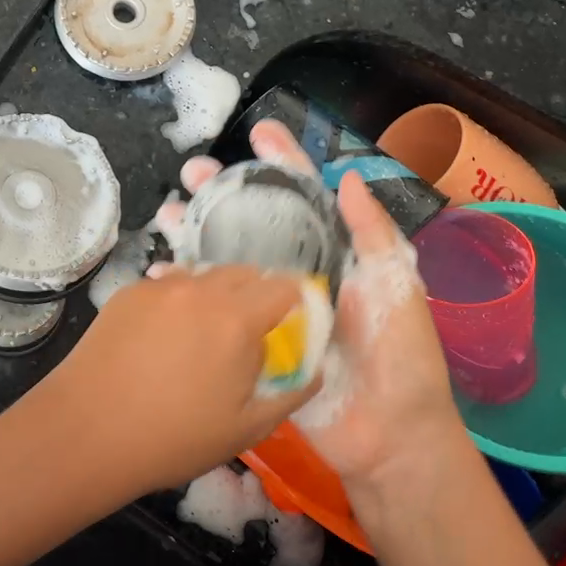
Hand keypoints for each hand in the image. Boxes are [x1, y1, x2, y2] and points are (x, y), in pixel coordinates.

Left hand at [18, 264, 322, 495]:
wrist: (89, 427)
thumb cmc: (175, 436)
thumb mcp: (248, 428)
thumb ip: (291, 392)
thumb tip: (313, 368)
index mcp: (236, 318)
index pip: (283, 286)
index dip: (297, 301)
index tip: (296, 322)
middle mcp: (198, 289)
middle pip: (243, 273)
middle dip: (258, 295)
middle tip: (253, 333)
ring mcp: (158, 286)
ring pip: (203, 275)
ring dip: (217, 294)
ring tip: (208, 334)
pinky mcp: (128, 292)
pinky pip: (168, 284)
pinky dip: (180, 300)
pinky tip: (168, 336)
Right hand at [165, 122, 468, 493]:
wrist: (387, 434)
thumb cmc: (401, 356)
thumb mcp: (399, 287)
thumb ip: (373, 234)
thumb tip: (346, 177)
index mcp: (331, 251)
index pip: (303, 196)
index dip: (282, 161)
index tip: (259, 131)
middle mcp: (292, 268)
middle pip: (249, 217)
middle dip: (220, 188)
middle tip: (194, 171)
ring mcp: (265, 302)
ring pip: (221, 253)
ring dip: (193, 228)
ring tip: (169, 211)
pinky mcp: (246, 337)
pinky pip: (210, 304)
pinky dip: (184, 285)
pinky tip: (163, 271)